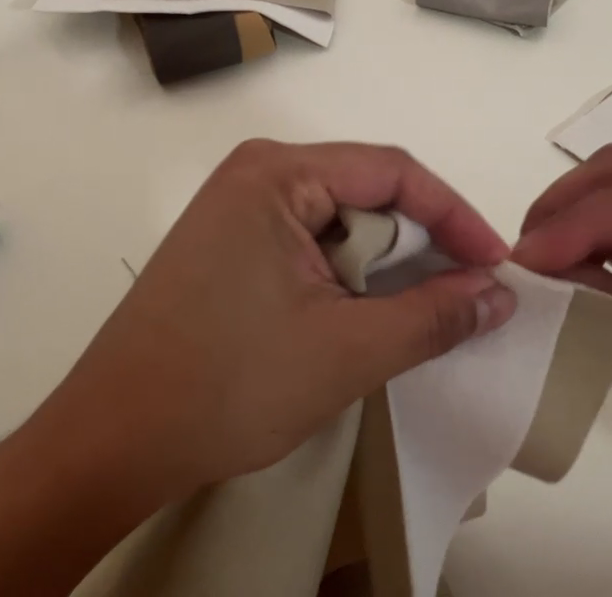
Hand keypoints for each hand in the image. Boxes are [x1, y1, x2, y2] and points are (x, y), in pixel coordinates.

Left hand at [47, 139, 517, 499]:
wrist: (112, 441)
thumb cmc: (228, 384)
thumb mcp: (349, 351)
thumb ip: (434, 315)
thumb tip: (498, 294)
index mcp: (277, 173)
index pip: (392, 171)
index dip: (455, 217)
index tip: (498, 268)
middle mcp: (254, 175)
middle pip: (364, 192)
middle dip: (419, 246)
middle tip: (464, 299)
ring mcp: (234, 211)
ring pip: (338, 223)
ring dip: (382, 269)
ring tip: (417, 318)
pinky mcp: (226, 248)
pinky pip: (307, 246)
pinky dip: (345, 280)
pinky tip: (361, 320)